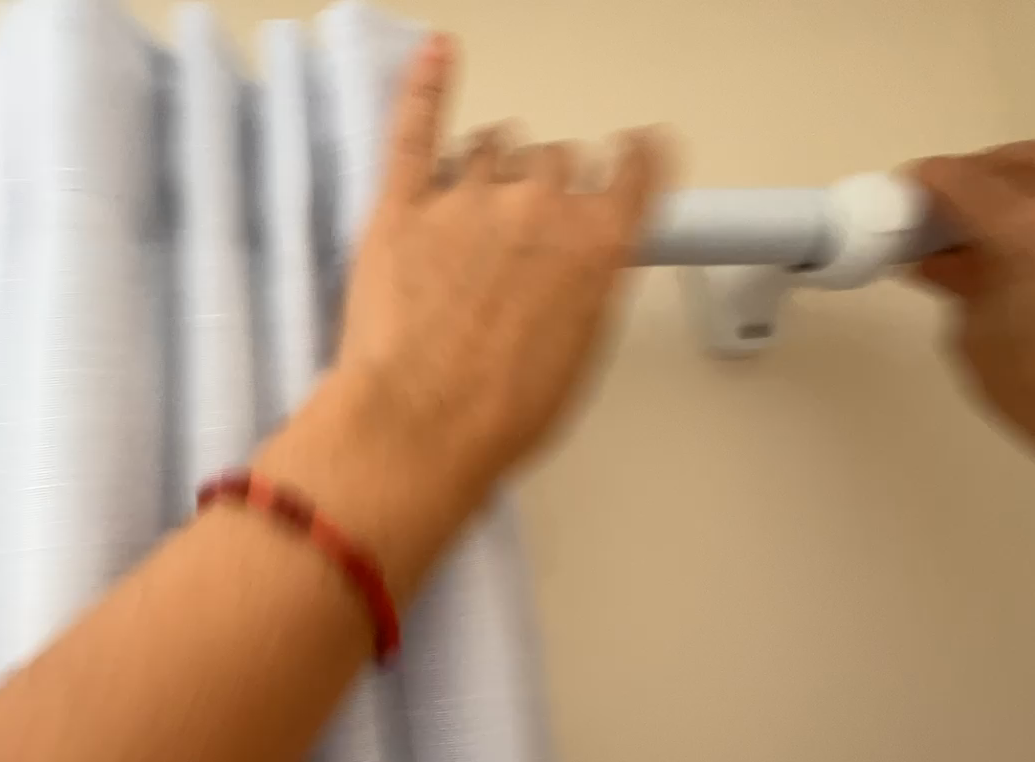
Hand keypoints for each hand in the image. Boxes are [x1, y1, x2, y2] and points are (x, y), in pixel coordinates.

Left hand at [335, 35, 665, 482]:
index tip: (622, 164)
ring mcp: (467, 199)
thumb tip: (571, 276)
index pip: (633, 168)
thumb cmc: (496, 418)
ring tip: (462, 220)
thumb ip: (583, 295)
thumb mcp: (575, 365)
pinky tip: (435, 58)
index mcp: (598, 244)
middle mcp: (539, 205)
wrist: (418, 429)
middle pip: (552, 161)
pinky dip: (426, 88)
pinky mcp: (402, 208)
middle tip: (511, 243)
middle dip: (538, 193)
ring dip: (485, 171)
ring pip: (491, 147)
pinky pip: (416, 128)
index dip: (626, 166)